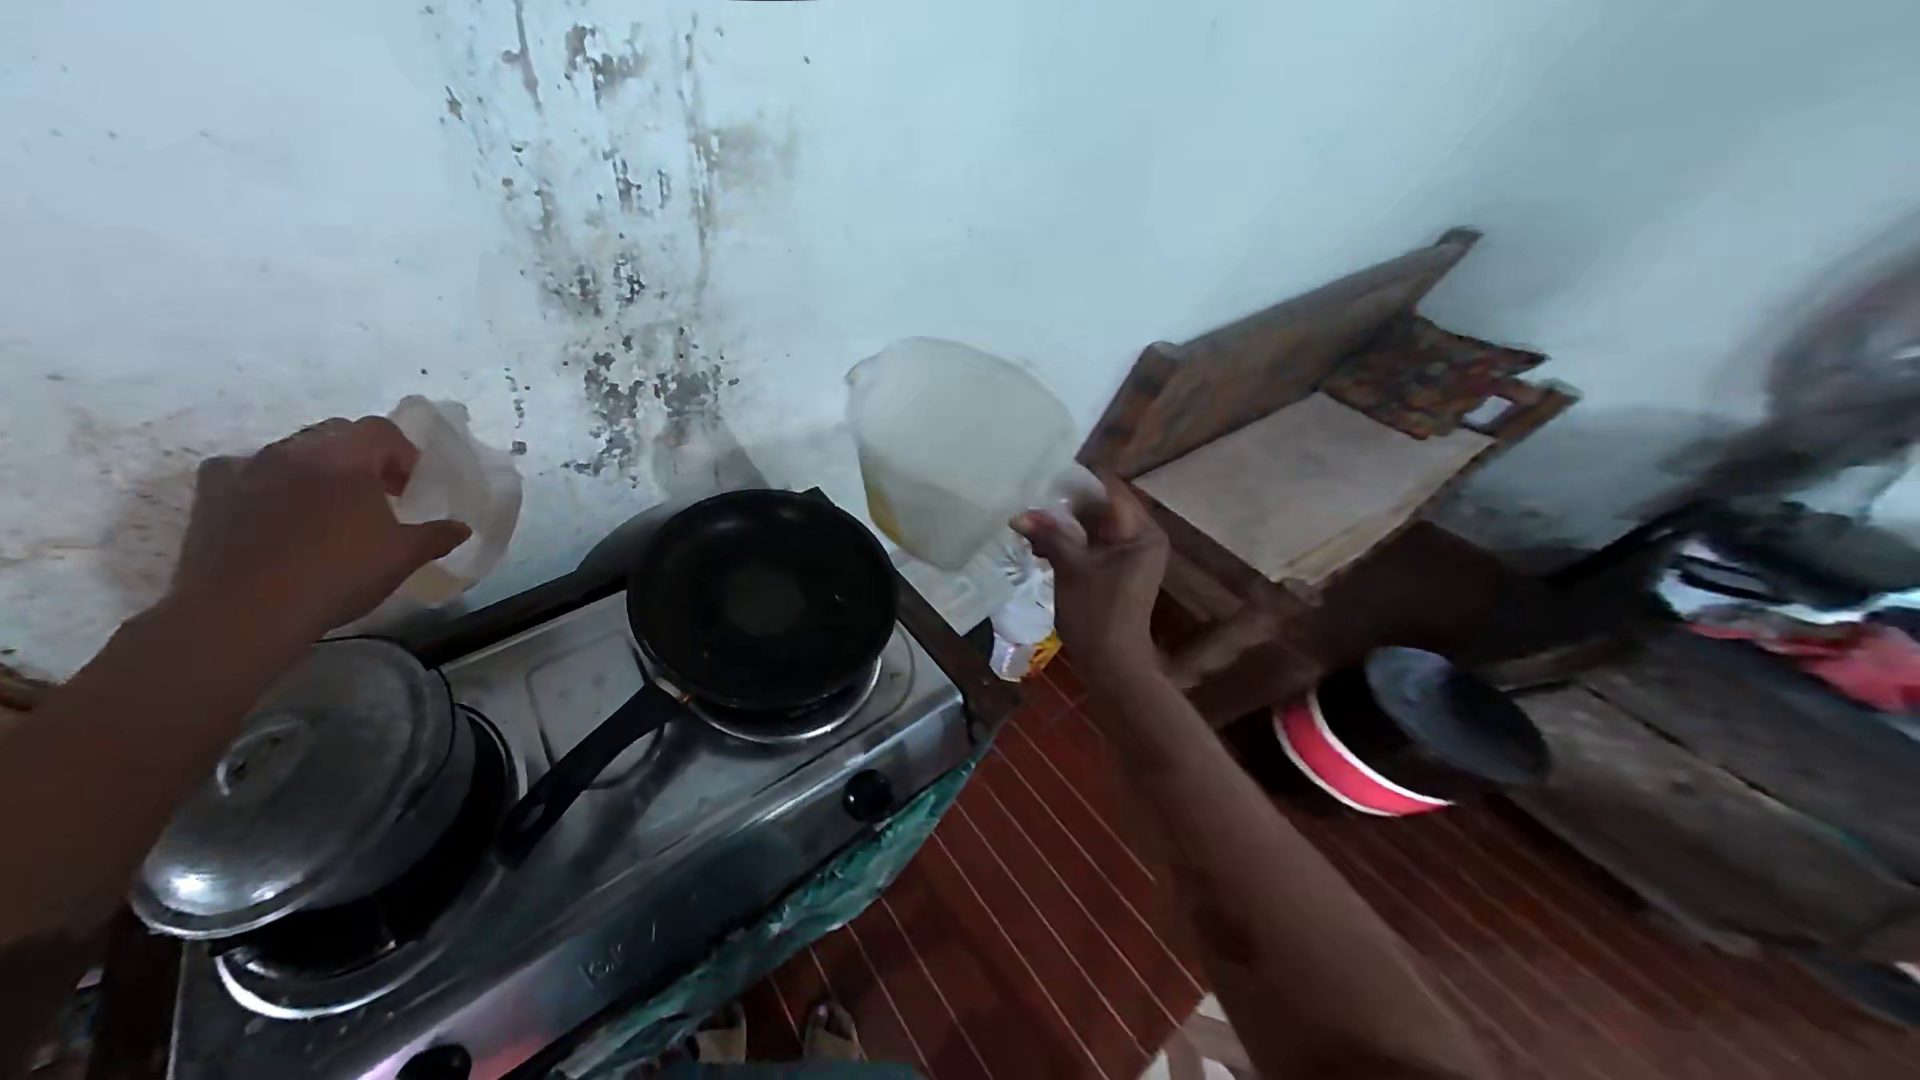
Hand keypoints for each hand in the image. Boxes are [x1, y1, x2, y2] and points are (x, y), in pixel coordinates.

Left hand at [168, 417, 470, 640]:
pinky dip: (265, 481)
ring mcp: (246, 469)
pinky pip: (243, 471)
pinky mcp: (210, 494)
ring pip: (291, 451)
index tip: (412, 486)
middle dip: (363, 456)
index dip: (404, 453)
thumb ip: (436, 535)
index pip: (381, 430)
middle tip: (378, 492)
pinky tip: (273, 508)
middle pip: (336, 434)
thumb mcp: (403, 556)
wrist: (244, 610)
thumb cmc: (338, 574)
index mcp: (345, 460)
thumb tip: (460, 528)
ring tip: (329, 506)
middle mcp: (294, 452)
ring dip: (317, 469)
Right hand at [1012, 474, 1167, 678]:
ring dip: (1066, 525)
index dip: (1077, 482)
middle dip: (1067, 506)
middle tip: (1033, 504)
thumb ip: (1049, 536)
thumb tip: (1018, 515)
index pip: (1110, 490)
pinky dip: (1073, 542)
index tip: (1044, 478)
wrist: (1113, 665)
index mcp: (1141, 532)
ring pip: (1096, 525)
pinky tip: (1044, 547)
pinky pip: (1096, 543)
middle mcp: (1144, 537)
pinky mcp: (1121, 569)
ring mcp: (1133, 554)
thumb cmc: (1097, 616)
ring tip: (1033, 527)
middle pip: (1103, 506)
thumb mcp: (1071, 570)